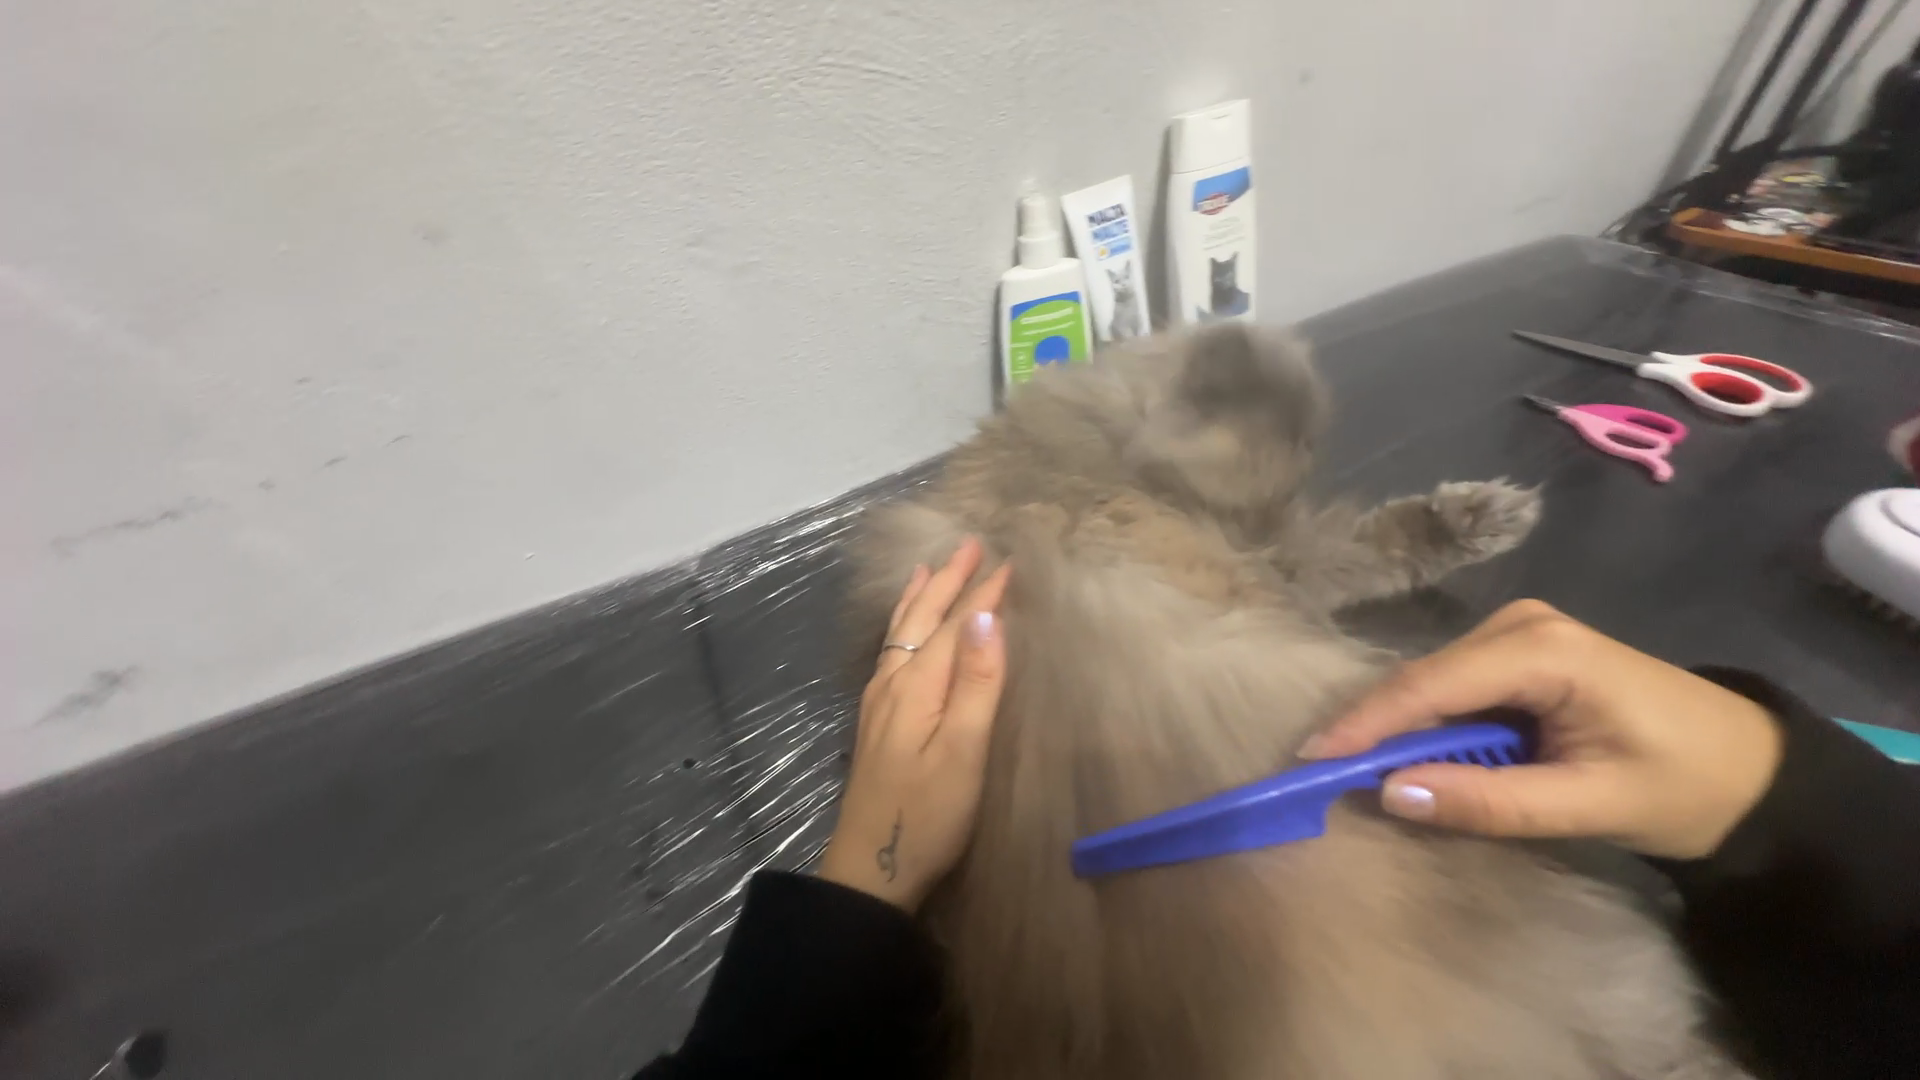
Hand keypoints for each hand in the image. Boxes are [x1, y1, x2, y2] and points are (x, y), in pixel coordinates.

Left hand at [817, 537, 1010, 909]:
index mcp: (919, 685)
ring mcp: (879, 699)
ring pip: (903, 630)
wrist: (868, 867)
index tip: (1011, 561)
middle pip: (924, 618)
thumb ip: (978, 683)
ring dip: (921, 595)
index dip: (985, 592)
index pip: (958, 624)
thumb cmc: (928, 815)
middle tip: (972, 545)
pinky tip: (904, 629)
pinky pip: (892, 650)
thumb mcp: (964, 752)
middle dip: (949, 579)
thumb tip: (989, 617)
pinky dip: (904, 623)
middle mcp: (894, 681)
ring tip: (931, 566)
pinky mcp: (876, 717)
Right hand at [1304, 600, 1783, 859]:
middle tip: (1328, 770)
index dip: (1368, 722)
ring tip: (1358, 765)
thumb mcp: (1592, 806)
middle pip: (1422, 677)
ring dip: (1398, 725)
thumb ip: (1490, 802)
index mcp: (1544, 650)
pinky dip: (1427, 720)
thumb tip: (1389, 793)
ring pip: (1429, 680)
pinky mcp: (1514, 647)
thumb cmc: (1687, 787)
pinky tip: (1410, 748)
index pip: (1431, 685)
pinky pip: (1449, 683)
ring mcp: (1515, 630)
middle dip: (1376, 725)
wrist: (1759, 770)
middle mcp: (1517, 623)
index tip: (1312, 756)